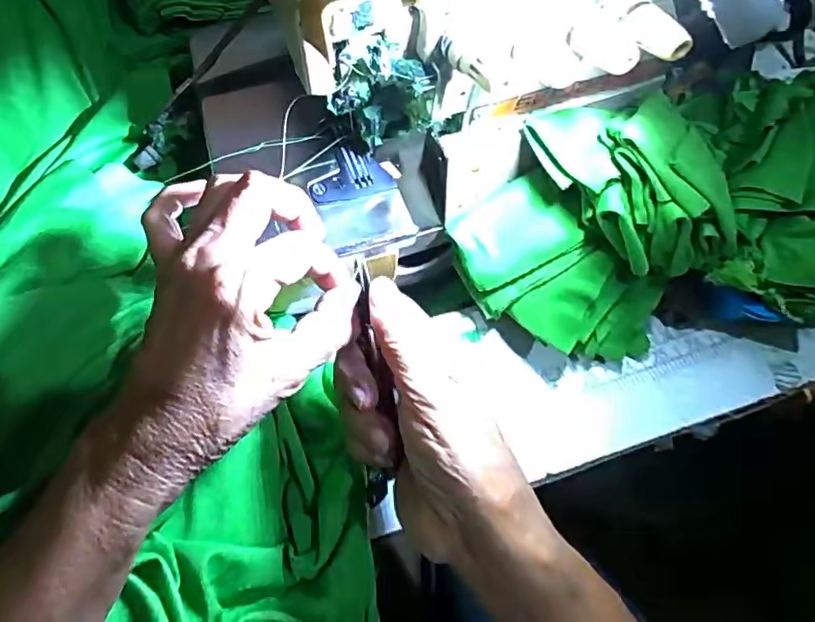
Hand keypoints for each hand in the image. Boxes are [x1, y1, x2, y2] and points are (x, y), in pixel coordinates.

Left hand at [120, 172, 362, 493]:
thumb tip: (346, 296)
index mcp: (239, 283)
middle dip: (293, 205)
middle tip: (309, 235)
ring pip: (216, 188)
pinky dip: (183, 195)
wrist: (162, 422)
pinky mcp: (162, 262)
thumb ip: (326, 327)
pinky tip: (207, 201)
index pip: (297, 247)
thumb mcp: (288, 372)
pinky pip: (162, 210)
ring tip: (275, 220)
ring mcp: (179, 253)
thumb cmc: (223, 403)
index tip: (334, 287)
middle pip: (255, 191)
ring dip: (253, 195)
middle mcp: (207, 255)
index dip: (326, 263)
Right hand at [336, 278, 537, 565]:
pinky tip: (385, 462)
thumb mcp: (429, 391)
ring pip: (349, 391)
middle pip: (356, 352)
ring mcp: (392, 406)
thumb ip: (399, 338)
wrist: (472, 531)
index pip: (379, 313)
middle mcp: (406, 372)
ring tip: (388, 445)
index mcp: (425, 351)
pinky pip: (350, 426)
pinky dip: (363, 444)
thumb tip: (377, 283)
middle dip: (356, 380)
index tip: (342, 336)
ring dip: (362, 421)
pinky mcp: (380, 439)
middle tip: (372, 403)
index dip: (355, 320)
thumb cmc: (460, 450)